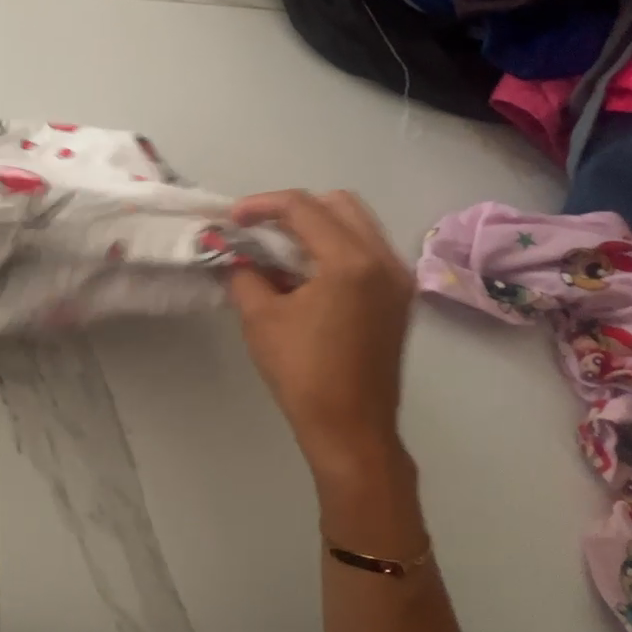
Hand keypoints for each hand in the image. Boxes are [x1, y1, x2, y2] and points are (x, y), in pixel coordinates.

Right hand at [227, 190, 415, 485]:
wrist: (350, 428)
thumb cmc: (302, 371)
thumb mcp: (259, 315)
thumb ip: (245, 272)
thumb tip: (237, 254)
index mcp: (351, 262)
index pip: (303, 207)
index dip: (261, 205)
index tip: (231, 219)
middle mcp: (384, 261)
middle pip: (338, 204)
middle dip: (293, 209)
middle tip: (258, 229)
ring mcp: (398, 279)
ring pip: (356, 224)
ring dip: (316, 226)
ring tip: (278, 249)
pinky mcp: (399, 298)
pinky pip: (366, 249)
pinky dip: (334, 246)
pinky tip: (304, 272)